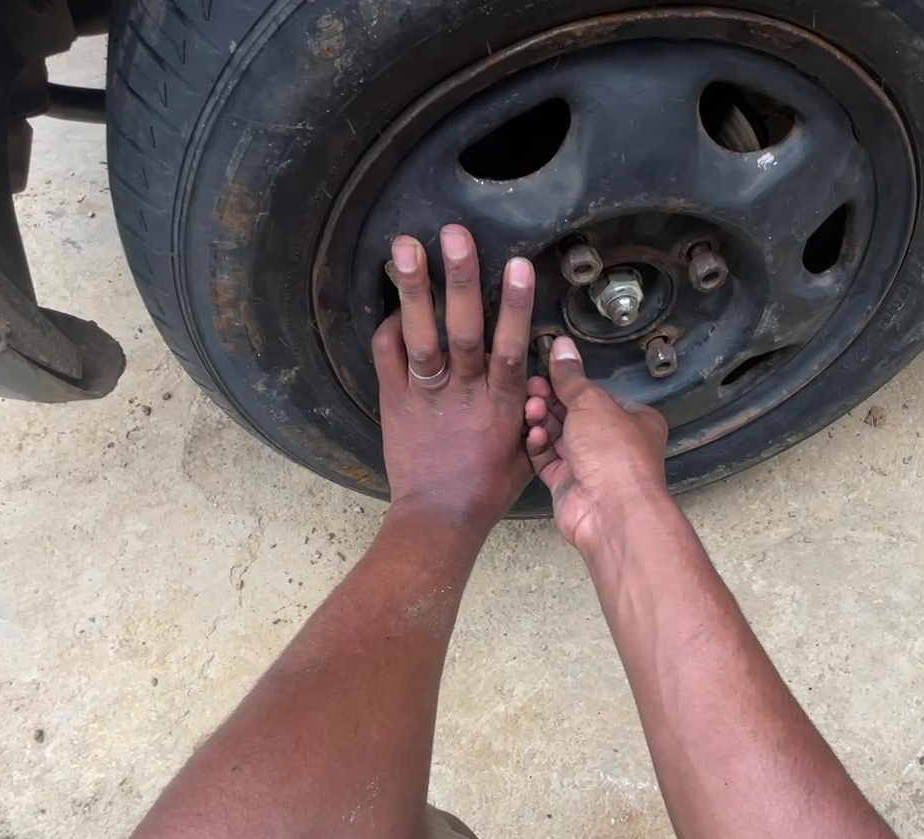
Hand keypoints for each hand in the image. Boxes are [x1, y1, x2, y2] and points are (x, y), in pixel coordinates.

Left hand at [372, 225, 535, 533]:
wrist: (439, 518)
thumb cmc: (487, 489)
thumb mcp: (524, 454)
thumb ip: (528, 413)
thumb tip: (536, 382)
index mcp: (500, 407)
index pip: (510, 349)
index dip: (515, 307)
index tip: (518, 267)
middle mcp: (464, 395)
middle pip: (463, 332)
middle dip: (461, 281)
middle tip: (456, 235)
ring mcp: (425, 397)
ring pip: (421, 338)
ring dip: (414, 291)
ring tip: (406, 247)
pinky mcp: (395, 404)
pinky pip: (387, 359)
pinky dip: (387, 329)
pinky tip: (391, 302)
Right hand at [524, 336, 671, 553]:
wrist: (610, 510)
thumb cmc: (616, 455)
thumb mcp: (592, 402)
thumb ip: (571, 377)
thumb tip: (562, 347)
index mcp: (632, 419)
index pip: (596, 394)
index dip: (570, 383)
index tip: (547, 371)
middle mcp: (613, 443)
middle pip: (574, 414)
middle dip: (551, 401)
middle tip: (533, 388)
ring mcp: (590, 465)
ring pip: (558, 436)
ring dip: (542, 421)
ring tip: (531, 409)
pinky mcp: (568, 484)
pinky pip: (547, 460)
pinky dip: (538, 446)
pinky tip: (533, 434)